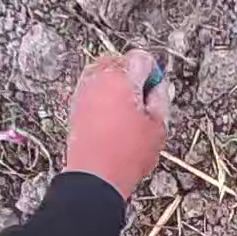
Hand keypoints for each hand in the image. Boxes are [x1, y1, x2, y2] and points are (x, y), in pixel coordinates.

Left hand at [63, 49, 169, 198]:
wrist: (96, 177)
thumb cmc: (127, 154)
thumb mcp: (158, 127)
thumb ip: (160, 99)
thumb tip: (158, 87)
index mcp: (123, 78)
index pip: (142, 58)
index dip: (154, 75)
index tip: (156, 92)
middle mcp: (99, 78)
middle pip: (119, 61)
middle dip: (133, 76)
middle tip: (143, 102)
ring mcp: (84, 90)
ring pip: (104, 74)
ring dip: (117, 86)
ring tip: (127, 112)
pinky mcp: (75, 105)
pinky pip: (93, 90)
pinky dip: (104, 97)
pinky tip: (113, 119)